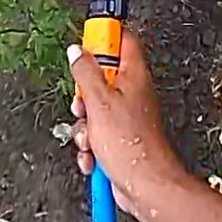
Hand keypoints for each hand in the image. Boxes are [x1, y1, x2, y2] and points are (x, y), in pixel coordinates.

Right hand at [67, 31, 190, 213]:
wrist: (145, 184)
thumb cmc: (131, 144)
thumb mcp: (99, 102)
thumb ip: (86, 73)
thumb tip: (77, 51)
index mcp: (133, 73)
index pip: (122, 38)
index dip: (103, 36)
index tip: (86, 43)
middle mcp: (132, 89)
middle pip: (101, 76)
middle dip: (84, 94)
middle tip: (83, 105)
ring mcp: (127, 113)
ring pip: (95, 107)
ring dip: (85, 125)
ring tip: (90, 136)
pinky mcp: (121, 135)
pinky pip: (98, 131)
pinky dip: (91, 144)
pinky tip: (94, 155)